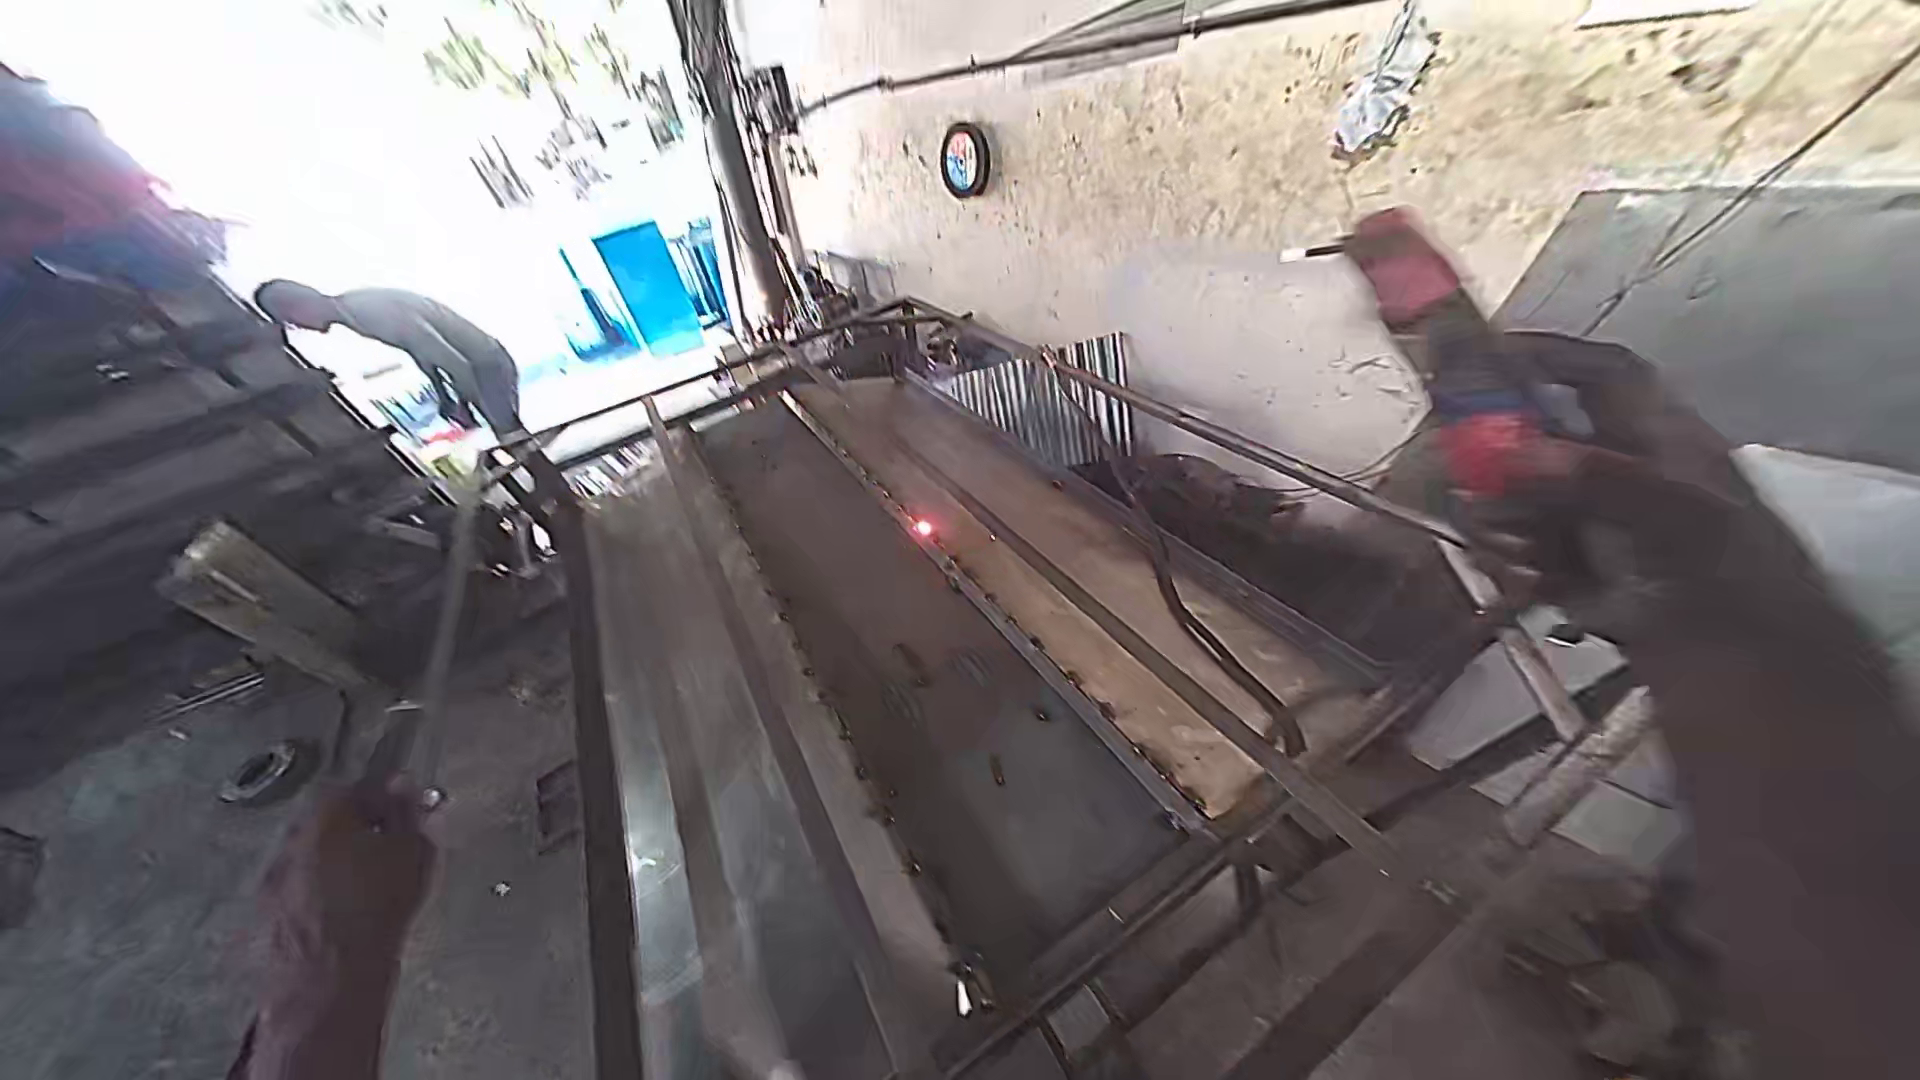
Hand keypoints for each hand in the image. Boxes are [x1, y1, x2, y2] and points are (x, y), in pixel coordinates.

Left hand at [260, 782, 433, 983]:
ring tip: (368, 873)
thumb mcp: (414, 849)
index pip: (347, 788)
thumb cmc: (380, 903)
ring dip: (335, 855)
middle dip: (354, 824)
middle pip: (322, 820)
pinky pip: (297, 885)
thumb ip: (407, 812)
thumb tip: (403, 784)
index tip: (400, 804)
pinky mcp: (262, 916)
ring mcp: (269, 884)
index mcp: (324, 824)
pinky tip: (344, 901)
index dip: (377, 793)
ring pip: (308, 854)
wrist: (330, 977)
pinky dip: (319, 884)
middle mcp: (287, 847)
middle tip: (388, 837)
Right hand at [1465, 330, 1832, 646]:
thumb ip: (1597, 480)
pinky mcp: (1545, 543)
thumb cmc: (1715, 571)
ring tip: (1520, 550)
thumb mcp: (1672, 517)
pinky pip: (1496, 532)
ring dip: (1494, 518)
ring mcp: (1569, 504)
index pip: (1597, 372)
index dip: (1545, 353)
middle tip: (1462, 470)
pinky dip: (1498, 552)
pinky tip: (1524, 574)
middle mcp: (1601, 460)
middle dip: (1487, 453)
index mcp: (1648, 434)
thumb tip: (1515, 452)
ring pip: (1499, 487)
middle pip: (1524, 429)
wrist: (1719, 648)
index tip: (1484, 352)